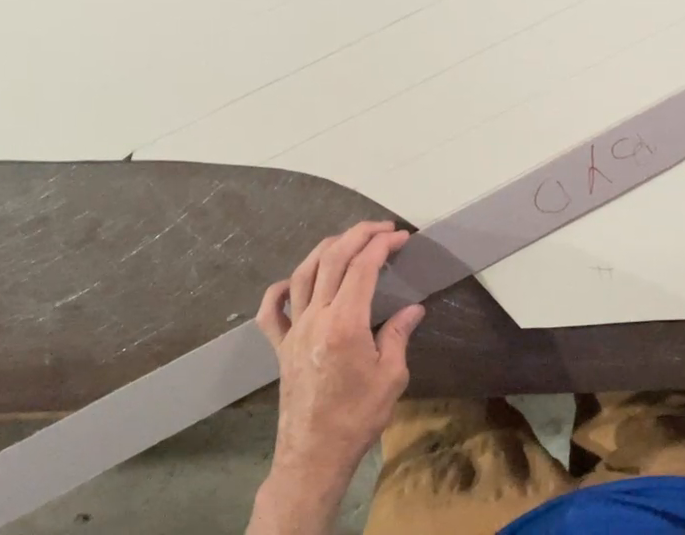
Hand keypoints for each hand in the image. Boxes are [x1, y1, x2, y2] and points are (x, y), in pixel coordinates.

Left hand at [256, 221, 426, 478]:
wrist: (314, 455)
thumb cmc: (358, 417)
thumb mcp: (391, 376)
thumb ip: (398, 335)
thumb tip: (413, 309)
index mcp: (345, 324)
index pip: (362, 267)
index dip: (382, 245)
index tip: (401, 237)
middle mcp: (315, 319)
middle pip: (332, 259)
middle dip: (358, 235)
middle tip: (382, 228)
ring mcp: (293, 331)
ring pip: (303, 274)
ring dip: (326, 249)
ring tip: (349, 240)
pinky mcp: (279, 348)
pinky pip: (270, 311)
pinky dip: (281, 288)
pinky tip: (295, 281)